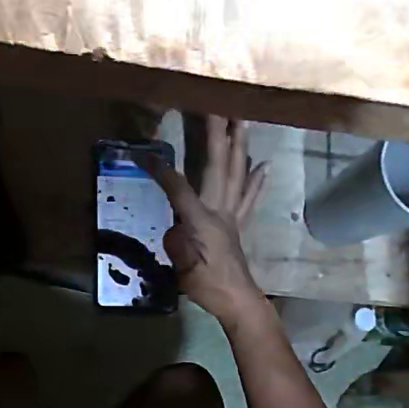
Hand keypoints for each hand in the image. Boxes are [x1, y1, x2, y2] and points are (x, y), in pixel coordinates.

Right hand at [151, 116, 270, 323]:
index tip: (146, 154)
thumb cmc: (208, 287)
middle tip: (220, 106)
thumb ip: (177, 244)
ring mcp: (232, 217)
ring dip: (240, 146)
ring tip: (244, 120)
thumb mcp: (184, 269)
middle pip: (219, 166)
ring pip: (237, 174)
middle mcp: (220, 211)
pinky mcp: (240, 226)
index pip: (178, 189)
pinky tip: (263, 164)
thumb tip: (175, 228)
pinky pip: (249, 198)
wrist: (238, 301)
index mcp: (201, 221)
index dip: (162, 171)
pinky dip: (256, 180)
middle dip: (218, 135)